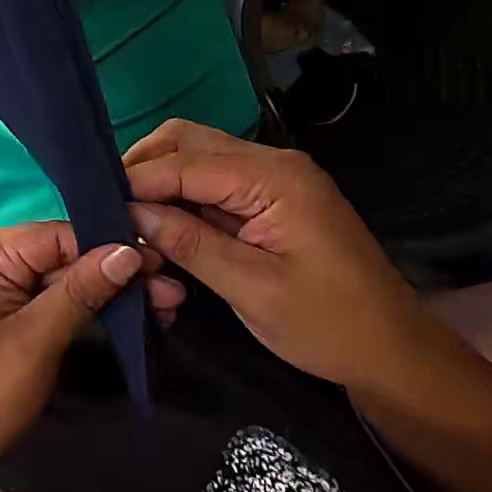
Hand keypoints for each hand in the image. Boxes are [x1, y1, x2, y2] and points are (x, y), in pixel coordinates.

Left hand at [0, 222, 184, 491]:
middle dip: (116, 273)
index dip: (112, 247)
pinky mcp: (0, 302)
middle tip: (172, 291)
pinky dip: (83, 306)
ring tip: (163, 303)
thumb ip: (82, 291)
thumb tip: (129, 251)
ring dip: (106, 291)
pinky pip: (47, 294)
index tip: (163, 260)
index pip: (60, 235)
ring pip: (60, 276)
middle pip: (63, 254)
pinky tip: (125, 311)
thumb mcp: (36, 341)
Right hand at [123, 119, 416, 387]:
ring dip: (161, 179)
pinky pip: (214, 181)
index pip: (188, 163)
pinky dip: (182, 196)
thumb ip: (189, 243)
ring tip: (130, 215)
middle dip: (144, 167)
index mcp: (276, 178)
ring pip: (198, 156)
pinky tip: (161, 222)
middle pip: (190, 141)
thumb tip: (132, 212)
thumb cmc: (329, 325)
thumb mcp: (252, 289)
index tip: (98, 205)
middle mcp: (273, 162)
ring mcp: (274, 176)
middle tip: (109, 206)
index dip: (139, 181)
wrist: (393, 350)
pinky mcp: (271, 196)